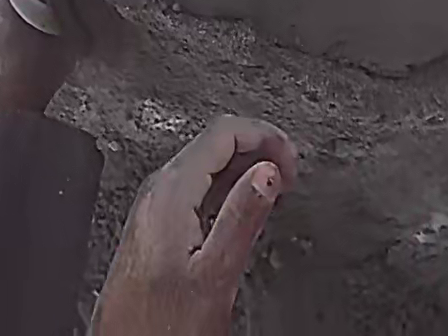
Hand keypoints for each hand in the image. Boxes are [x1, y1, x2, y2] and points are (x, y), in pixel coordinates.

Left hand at [93, 116, 300, 335]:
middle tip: (290, 170)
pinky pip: (199, 185)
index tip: (291, 157)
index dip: (264, 135)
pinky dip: (229, 184)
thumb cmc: (160, 328)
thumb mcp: (214, 276)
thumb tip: (268, 172)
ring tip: (276, 184)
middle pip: (216, 141)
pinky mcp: (157, 224)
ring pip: (208, 162)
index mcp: (172, 188)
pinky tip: (245, 204)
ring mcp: (156, 205)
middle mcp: (160, 188)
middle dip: (258, 147)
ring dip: (246, 164)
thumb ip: (242, 216)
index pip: (224, 131)